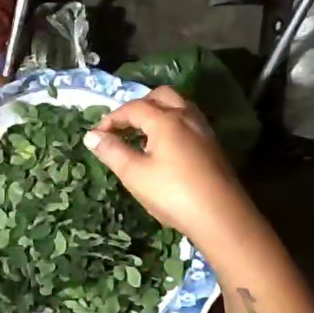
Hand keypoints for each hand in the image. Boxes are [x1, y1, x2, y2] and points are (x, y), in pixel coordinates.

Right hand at [84, 87, 261, 253]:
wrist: (221, 216)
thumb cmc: (173, 194)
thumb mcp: (135, 175)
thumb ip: (112, 152)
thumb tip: (92, 136)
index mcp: (166, 120)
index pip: (134, 107)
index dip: (112, 118)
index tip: (98, 134)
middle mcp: (187, 117)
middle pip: (161, 96)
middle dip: (139, 105)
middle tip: (124, 126)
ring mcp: (204, 130)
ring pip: (179, 106)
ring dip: (159, 112)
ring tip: (144, 134)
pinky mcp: (214, 146)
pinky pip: (190, 122)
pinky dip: (173, 124)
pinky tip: (166, 148)